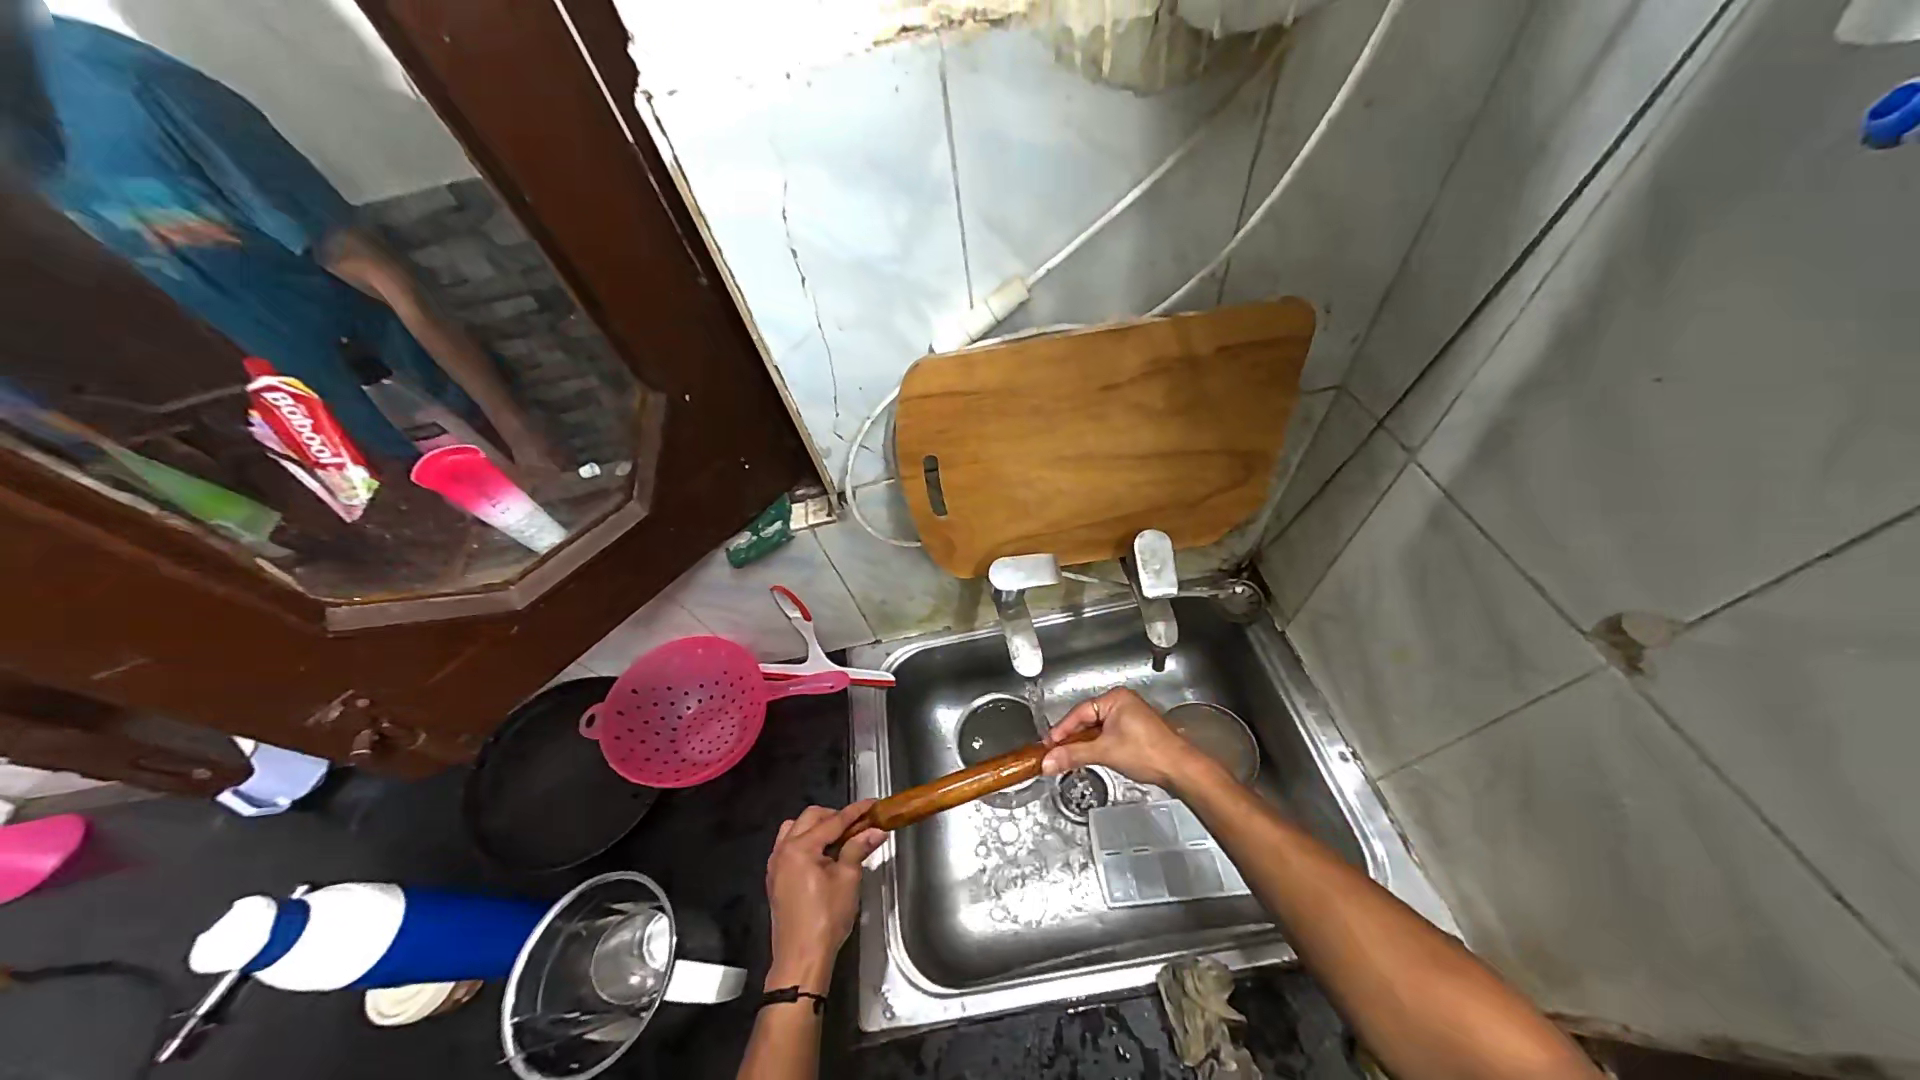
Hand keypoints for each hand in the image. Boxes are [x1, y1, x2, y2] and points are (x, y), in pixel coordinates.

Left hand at [763, 801, 885, 993]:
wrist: (801, 958)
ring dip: (817, 827)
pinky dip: (805, 841)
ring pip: (795, 828)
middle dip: (835, 817)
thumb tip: (876, 830)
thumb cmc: (826, 918)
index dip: (855, 812)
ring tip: (839, 839)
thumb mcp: (848, 879)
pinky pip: (788, 846)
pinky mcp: (775, 878)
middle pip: (810, 818)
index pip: (833, 821)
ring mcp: (775, 864)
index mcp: (800, 847)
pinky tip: (822, 855)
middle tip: (858, 825)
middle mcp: (783, 850)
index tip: (873, 804)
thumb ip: (858, 848)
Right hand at [1039, 687, 1212, 790]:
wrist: (1180, 770)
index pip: (1079, 712)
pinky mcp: (1135, 731)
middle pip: (1087, 720)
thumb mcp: (1105, 752)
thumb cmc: (1150, 753)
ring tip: (1069, 757)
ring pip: (1097, 729)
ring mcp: (1129, 717)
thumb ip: (1073, 755)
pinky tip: (1089, 757)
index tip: (1048, 744)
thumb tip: (1048, 761)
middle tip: (1055, 753)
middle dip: (1072, 738)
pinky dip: (1097, 746)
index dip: (1061, 730)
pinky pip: (1108, 735)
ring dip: (1084, 743)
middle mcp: (1122, 703)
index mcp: (1115, 698)